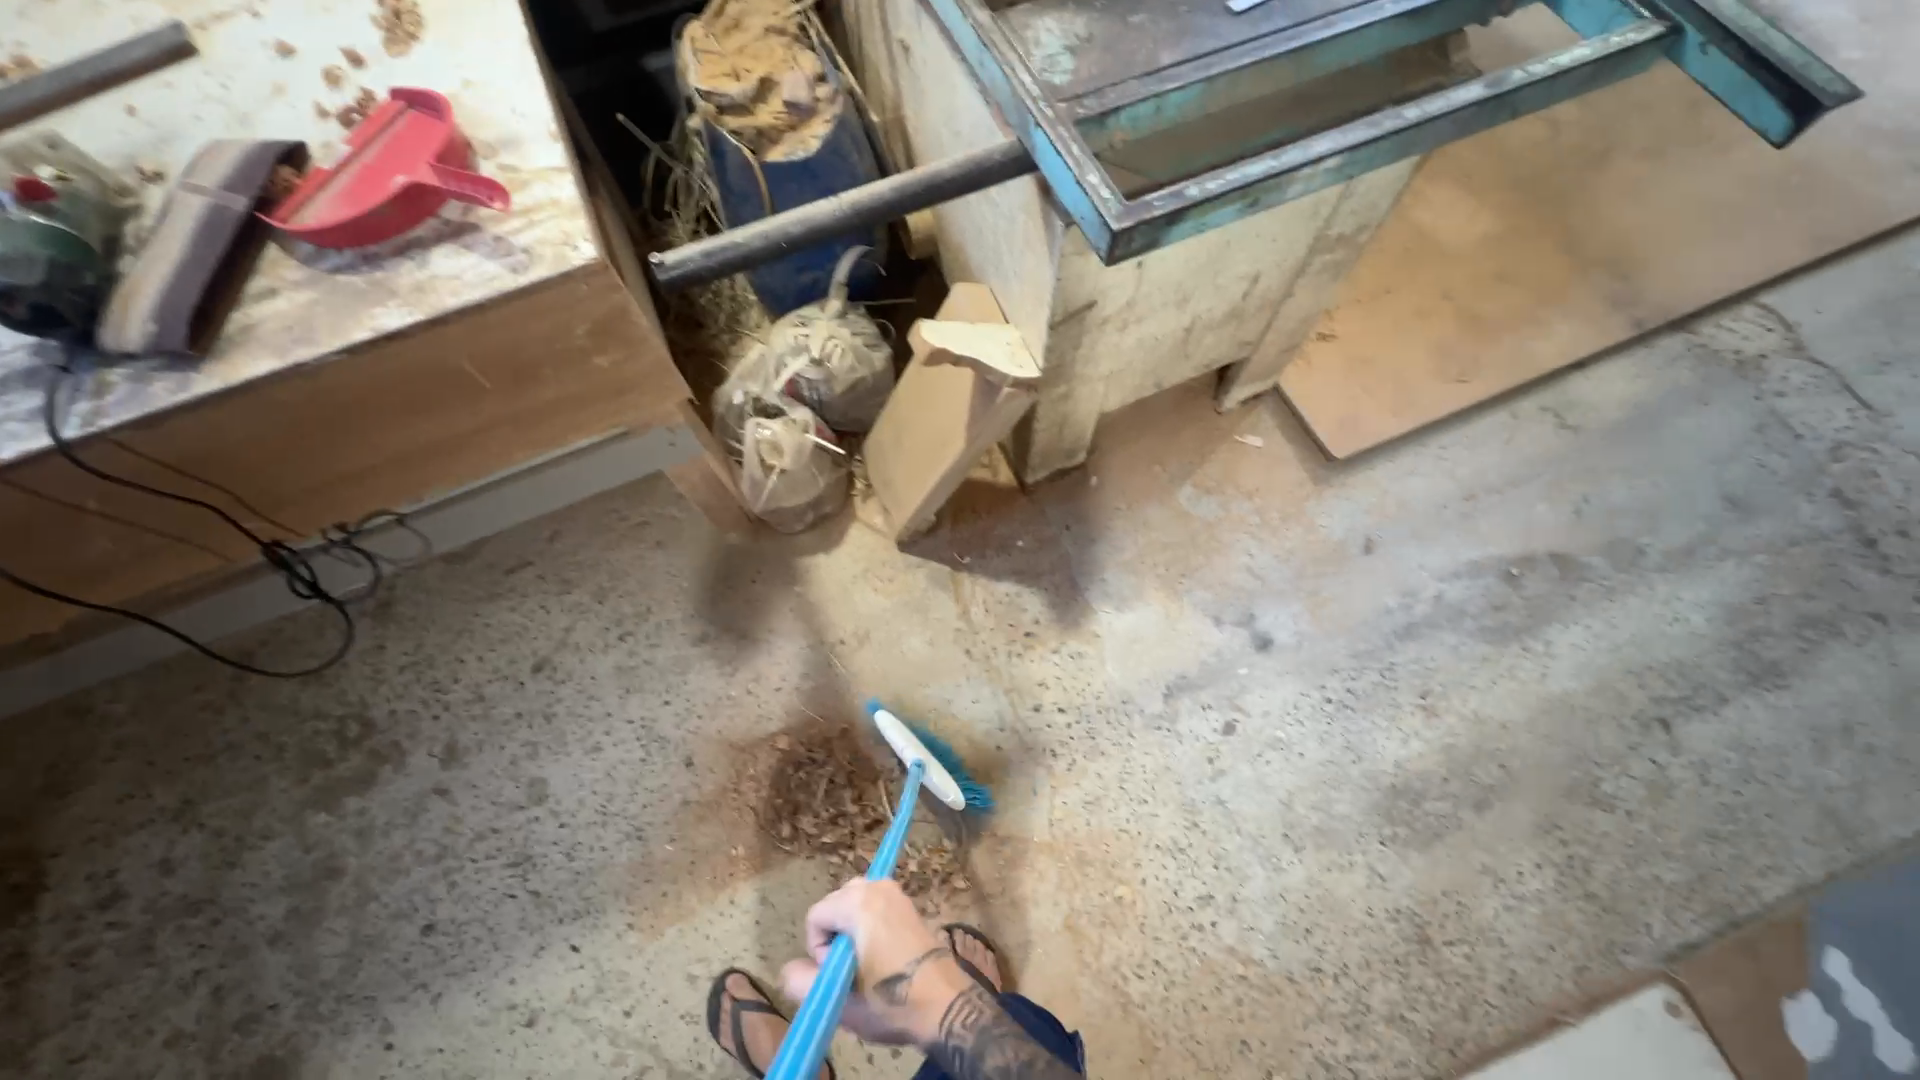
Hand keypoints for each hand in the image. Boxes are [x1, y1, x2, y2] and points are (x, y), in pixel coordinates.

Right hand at [780, 879, 972, 1046]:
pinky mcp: (909, 904)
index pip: (816, 915)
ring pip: (855, 902)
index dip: (819, 948)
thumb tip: (787, 970)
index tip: (838, 972)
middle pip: (835, 904)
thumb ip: (804, 983)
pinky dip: (870, 923)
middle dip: (834, 934)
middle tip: (851, 968)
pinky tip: (882, 954)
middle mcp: (877, 887)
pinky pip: (875, 904)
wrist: (945, 1004)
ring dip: (851, 928)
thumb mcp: (841, 1000)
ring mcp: (896, 893)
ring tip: (865, 961)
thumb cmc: (891, 1000)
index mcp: (858, 903)